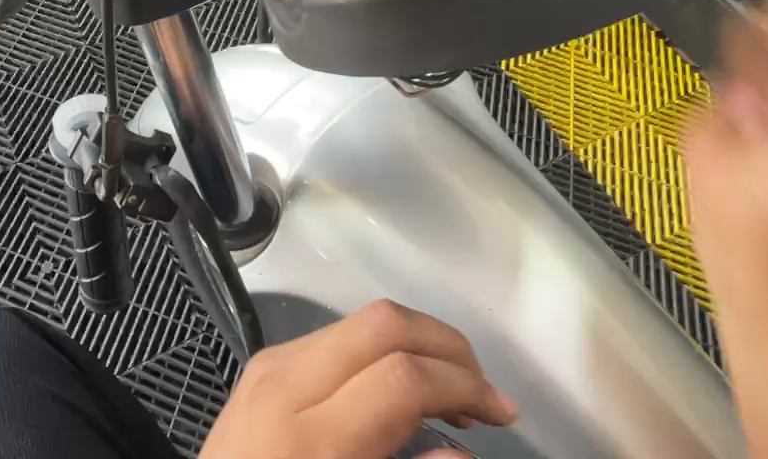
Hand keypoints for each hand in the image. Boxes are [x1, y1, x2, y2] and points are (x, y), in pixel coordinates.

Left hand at [200, 300, 518, 458]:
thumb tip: (464, 450)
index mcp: (312, 438)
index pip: (401, 376)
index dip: (463, 386)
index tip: (503, 415)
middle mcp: (287, 381)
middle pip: (383, 323)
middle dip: (446, 345)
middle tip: (483, 392)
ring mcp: (270, 363)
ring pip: (360, 322)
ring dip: (416, 344)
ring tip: (452, 394)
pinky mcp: (263, 362)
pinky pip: (335, 338)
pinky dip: (380, 352)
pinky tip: (400, 388)